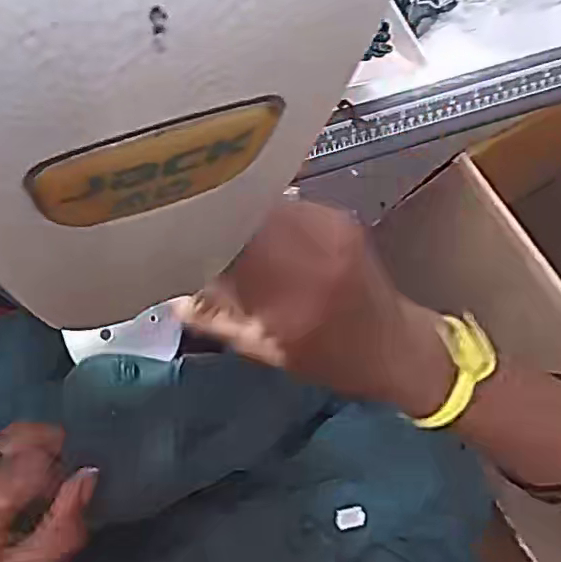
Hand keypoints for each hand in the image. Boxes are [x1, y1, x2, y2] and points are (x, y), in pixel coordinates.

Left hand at [0, 422, 97, 561]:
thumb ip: (66, 519)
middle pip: (15, 440)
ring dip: (35, 457)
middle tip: (66, 486)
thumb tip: (89, 473)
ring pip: (6, 443)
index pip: (32, 460)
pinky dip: (19, 463)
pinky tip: (29, 495)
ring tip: (49, 493)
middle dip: (48, 453)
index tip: (75, 493)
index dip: (61, 471)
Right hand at [181, 198, 452, 413]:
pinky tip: (255, 231)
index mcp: (286, 292)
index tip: (171, 240)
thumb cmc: (323, 358)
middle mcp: (310, 249)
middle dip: (211, 218)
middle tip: (189, 229)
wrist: (393, 347)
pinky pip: (284, 205)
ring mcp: (327, 226)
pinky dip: (262, 216)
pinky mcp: (337, 216)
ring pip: (262, 203)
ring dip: (236, 214)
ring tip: (218, 230)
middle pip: (241, 212)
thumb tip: (167, 287)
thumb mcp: (255, 347)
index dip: (194, 235)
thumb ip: (208, 315)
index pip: (224, 242)